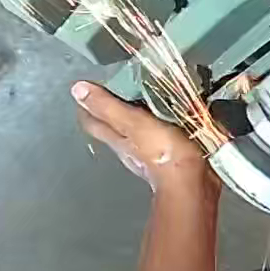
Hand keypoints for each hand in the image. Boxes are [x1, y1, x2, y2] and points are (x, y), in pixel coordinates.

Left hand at [73, 81, 218, 205]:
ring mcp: (150, 154)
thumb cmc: (161, 152)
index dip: (88, 106)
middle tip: (116, 88)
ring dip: (139, 117)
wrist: (192, 181)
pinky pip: (161, 136)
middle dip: (112, 110)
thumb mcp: (132, 123)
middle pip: (114, 128)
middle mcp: (130, 148)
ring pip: (137, 133)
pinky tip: (171, 117)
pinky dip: (162, 124)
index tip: (87, 89)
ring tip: (145, 97)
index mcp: (117, 139)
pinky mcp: (172, 156)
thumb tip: (77, 90)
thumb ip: (108, 107)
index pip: (94, 121)